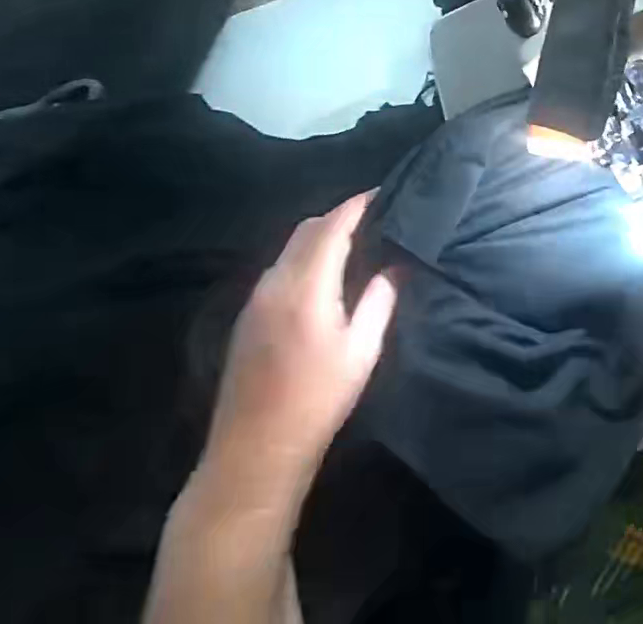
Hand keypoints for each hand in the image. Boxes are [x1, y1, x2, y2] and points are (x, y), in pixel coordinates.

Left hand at [199, 192, 397, 495]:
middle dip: (340, 215)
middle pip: (307, 229)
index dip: (357, 204)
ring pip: (290, 246)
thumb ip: (379, 300)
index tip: (383, 193)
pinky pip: (280, 266)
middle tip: (375, 218)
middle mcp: (275, 282)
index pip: (332, 226)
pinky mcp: (249, 315)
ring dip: (321, 235)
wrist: (255, 450)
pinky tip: (325, 273)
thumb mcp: (362, 350)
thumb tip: (393, 267)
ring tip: (356, 241)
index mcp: (305, 286)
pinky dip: (305, 255)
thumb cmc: (318, 399)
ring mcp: (256, 298)